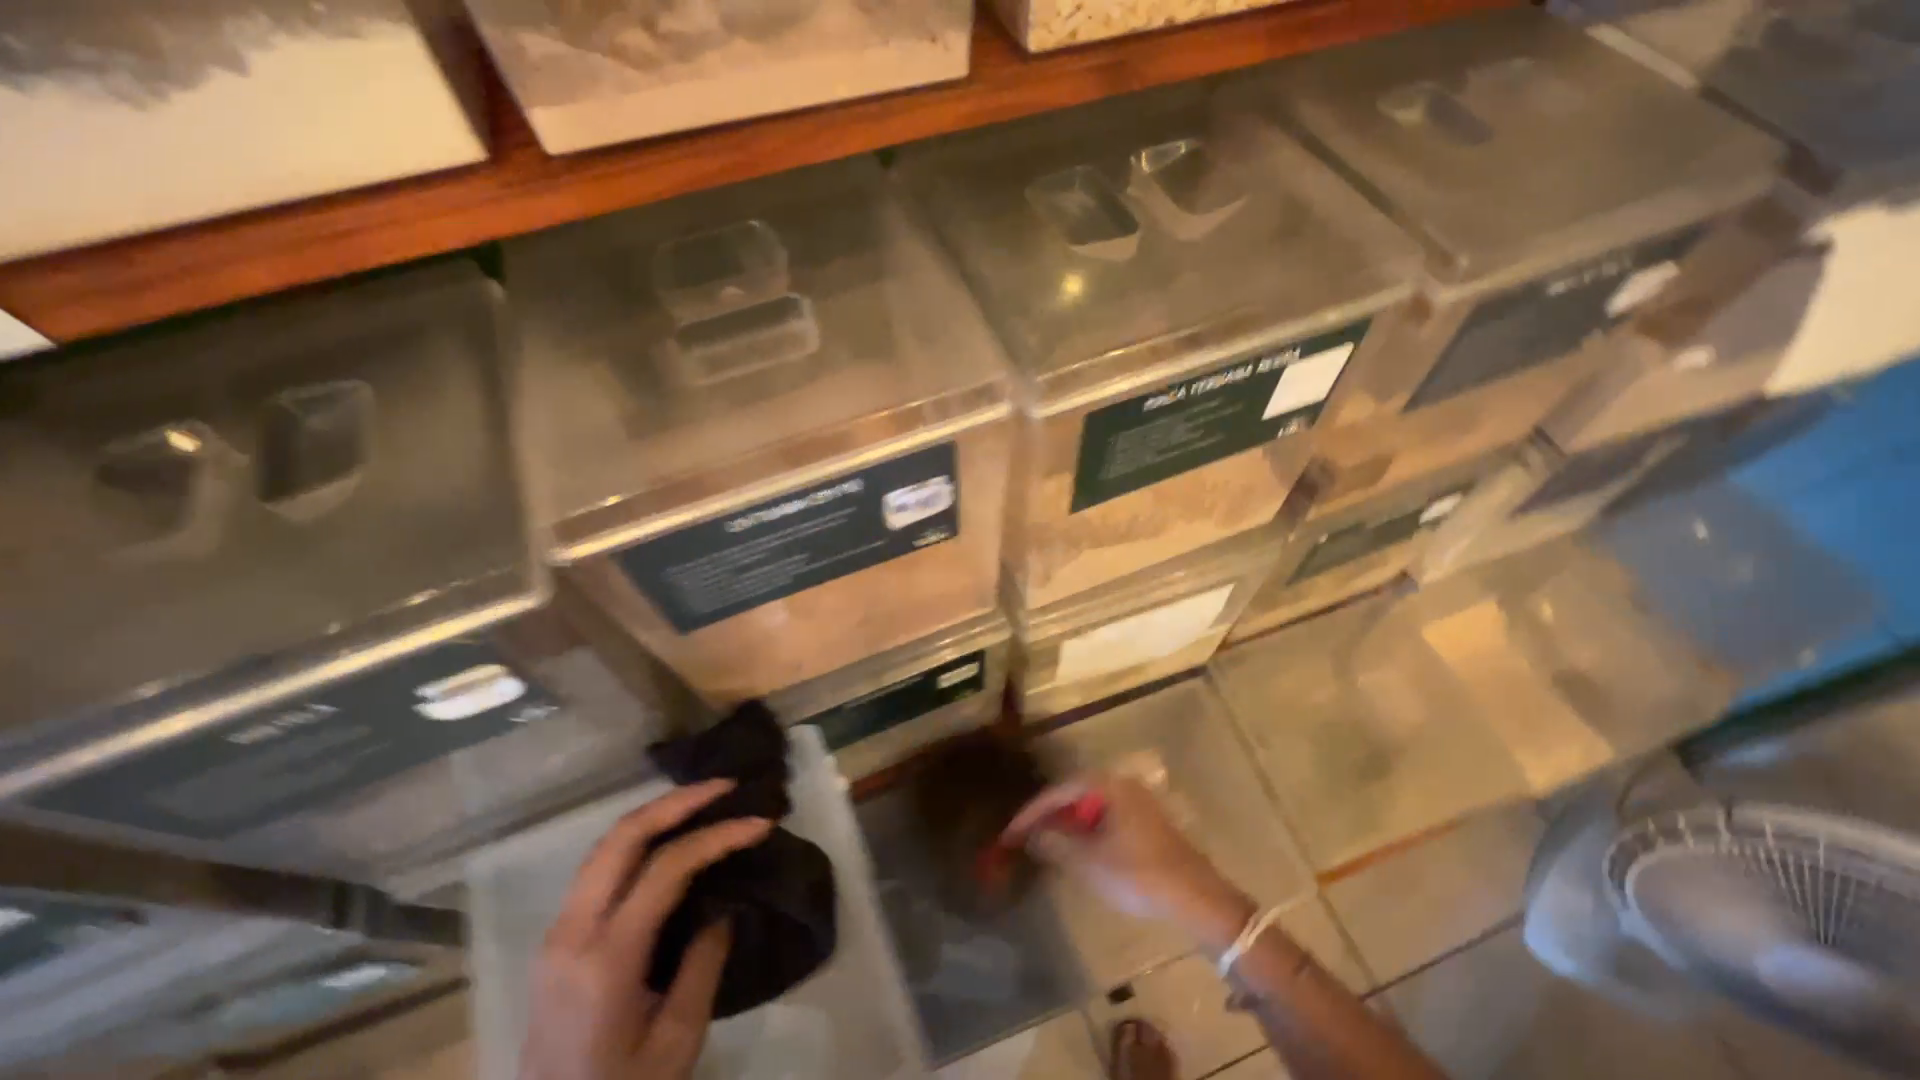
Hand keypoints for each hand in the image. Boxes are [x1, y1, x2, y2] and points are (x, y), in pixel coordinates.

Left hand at [518, 779, 773, 1079]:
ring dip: (653, 815)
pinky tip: (666, 837)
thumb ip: (702, 965)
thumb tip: (723, 906)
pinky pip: (596, 870)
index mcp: (606, 959)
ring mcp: (556, 932)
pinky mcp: (555, 939)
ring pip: (602, 847)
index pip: (664, 870)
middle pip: (620, 839)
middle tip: (726, 787)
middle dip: (676, 802)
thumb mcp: (677, 1039)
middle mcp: (571, 932)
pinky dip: (634, 841)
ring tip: (702, 800)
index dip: (716, 836)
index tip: (760, 823)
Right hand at [1004, 776, 1253, 951]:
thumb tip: (1032, 833)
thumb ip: (1056, 843)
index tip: (1010, 832)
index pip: (1060, 790)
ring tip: (1047, 845)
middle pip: (1077, 793)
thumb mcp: (1089, 862)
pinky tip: (1079, 852)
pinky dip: (1088, 830)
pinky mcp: (1149, 823)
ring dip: (1069, 824)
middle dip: (1049, 814)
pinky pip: (1108, 818)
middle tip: (1025, 836)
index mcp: (1110, 786)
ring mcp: (1140, 803)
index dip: (1031, 812)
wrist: (1197, 898)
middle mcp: (1125, 785)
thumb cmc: (1139, 875)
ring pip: (1093, 807)